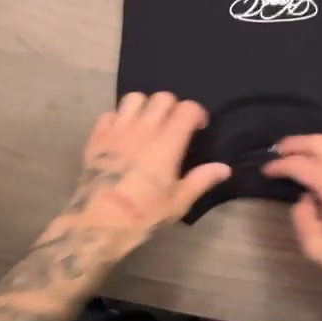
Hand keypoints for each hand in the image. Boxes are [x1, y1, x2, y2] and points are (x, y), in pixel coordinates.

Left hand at [49, 92, 230, 259]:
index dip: (197, 113)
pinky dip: (118, 118)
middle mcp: (143, 129)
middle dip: (173, 107)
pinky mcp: (97, 136)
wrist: (99, 223)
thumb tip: (224, 168)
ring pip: (134, 98)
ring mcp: (117, 130)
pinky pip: (109, 114)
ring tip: (147, 124)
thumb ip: (201, 180)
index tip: (199, 127)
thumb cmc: (143, 215)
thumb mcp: (178, 202)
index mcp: (167, 143)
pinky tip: (121, 135)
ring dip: (144, 107)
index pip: (187, 109)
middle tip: (173, 126)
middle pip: (162, 98)